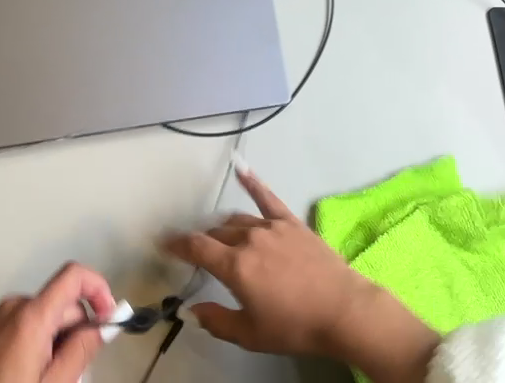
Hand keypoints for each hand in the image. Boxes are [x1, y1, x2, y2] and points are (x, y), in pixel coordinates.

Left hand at [0, 262, 117, 382]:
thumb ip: (82, 351)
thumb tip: (103, 327)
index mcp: (30, 317)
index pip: (74, 276)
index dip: (100, 289)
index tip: (110, 313)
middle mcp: (13, 309)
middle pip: (63, 302)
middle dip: (78, 331)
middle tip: (78, 368)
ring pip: (46, 316)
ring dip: (58, 341)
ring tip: (51, 377)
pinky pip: (27, 325)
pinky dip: (39, 343)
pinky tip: (33, 373)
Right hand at [165, 170, 438, 382]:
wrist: (341, 310)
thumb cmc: (294, 326)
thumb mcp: (250, 334)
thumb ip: (217, 320)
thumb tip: (192, 310)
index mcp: (235, 266)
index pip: (197, 249)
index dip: (177, 245)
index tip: (163, 242)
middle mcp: (249, 239)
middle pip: (217, 234)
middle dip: (203, 241)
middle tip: (196, 250)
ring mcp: (271, 227)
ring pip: (237, 220)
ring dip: (224, 227)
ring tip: (218, 234)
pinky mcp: (291, 222)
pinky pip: (267, 198)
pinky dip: (252, 182)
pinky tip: (241, 169)